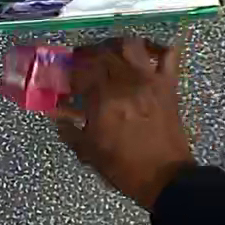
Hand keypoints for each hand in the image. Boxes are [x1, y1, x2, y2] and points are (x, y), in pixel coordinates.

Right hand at [55, 36, 194, 209]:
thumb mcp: (88, 152)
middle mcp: (126, 83)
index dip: (68, 72)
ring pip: (130, 45)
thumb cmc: (125, 168)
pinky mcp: (168, 84)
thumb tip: (56, 113)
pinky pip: (167, 54)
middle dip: (85, 56)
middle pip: (101, 53)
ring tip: (106, 53)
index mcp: (104, 100)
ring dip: (114, 45)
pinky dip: (155, 47)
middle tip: (79, 64)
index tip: (63, 79)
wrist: (166, 179)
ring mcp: (149, 80)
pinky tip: (144, 52)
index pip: (80, 72)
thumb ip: (69, 129)